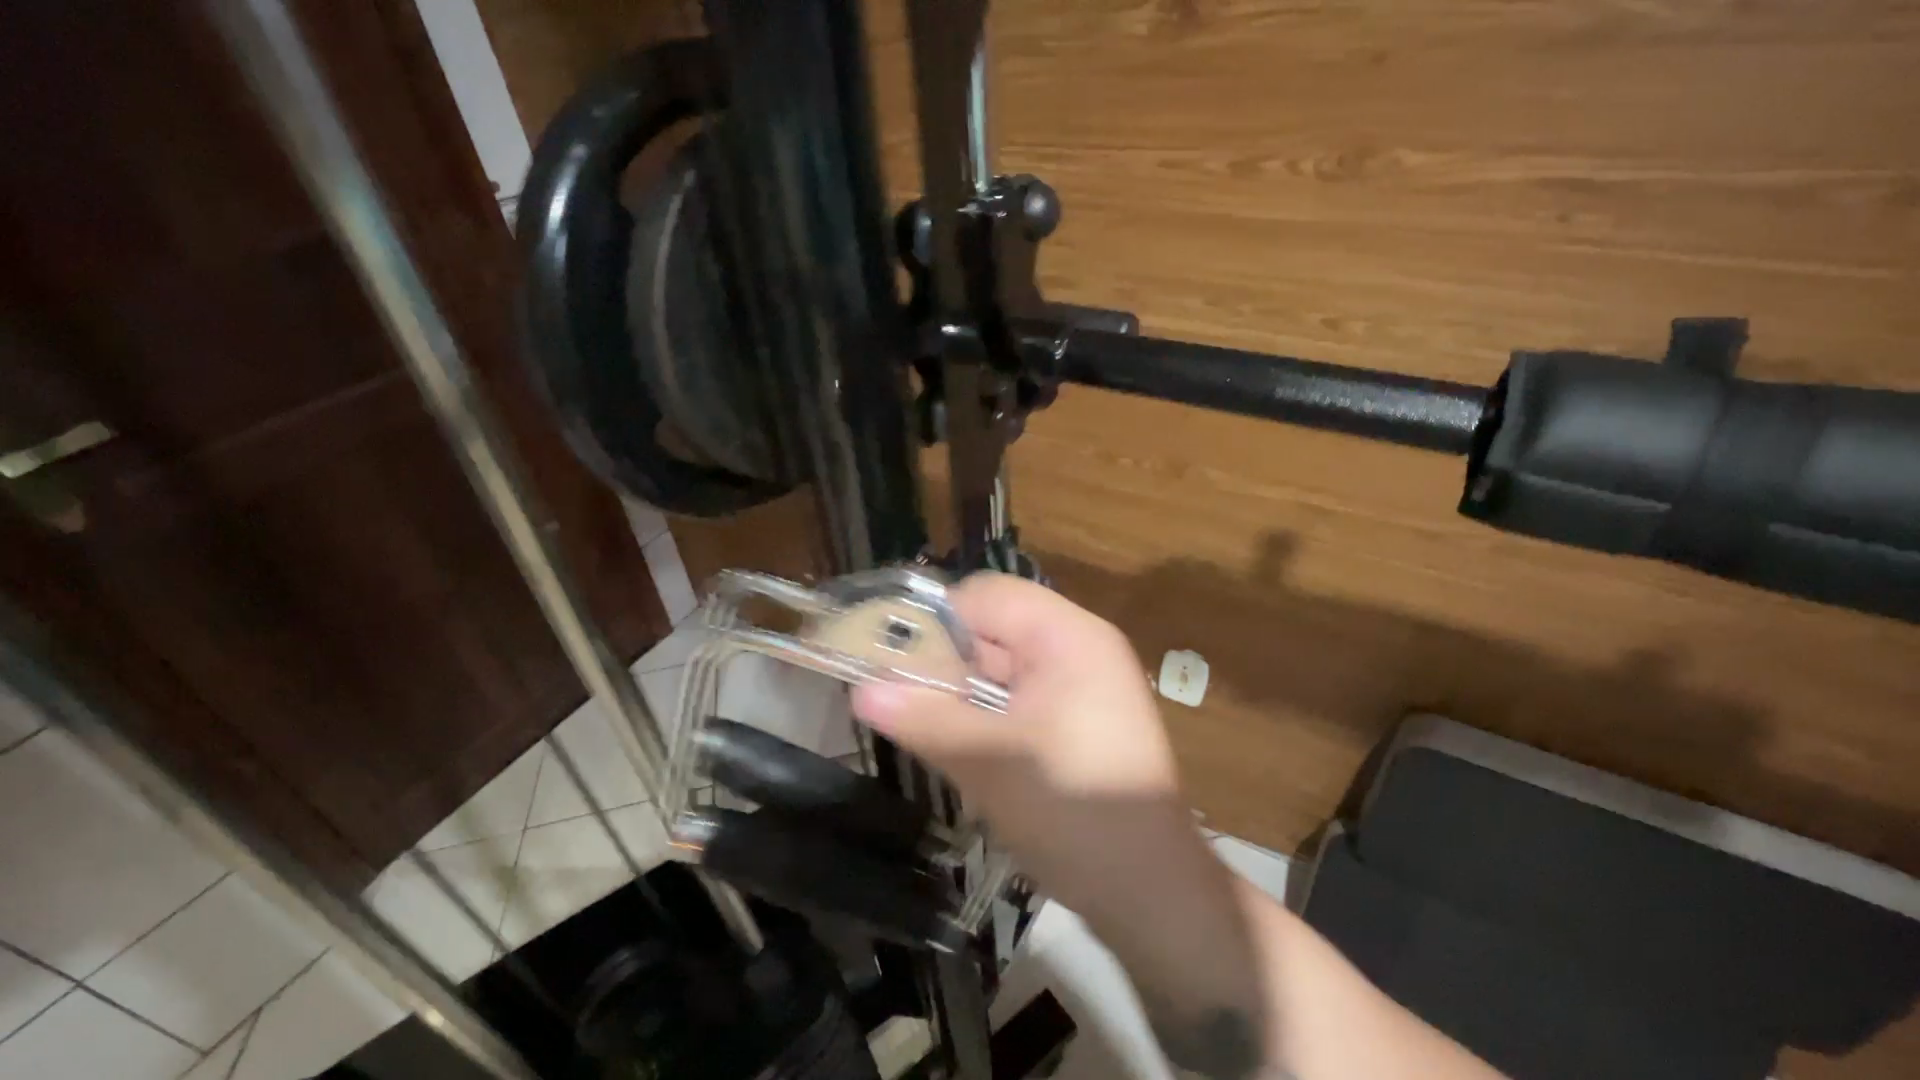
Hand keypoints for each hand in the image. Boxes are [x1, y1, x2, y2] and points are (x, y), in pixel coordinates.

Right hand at [850, 573, 1215, 920]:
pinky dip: (985, 716)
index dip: (932, 621)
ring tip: (914, 725)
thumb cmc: (1075, 814)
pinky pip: (1019, 700)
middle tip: (891, 698)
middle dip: (941, 660)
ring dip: (960, 693)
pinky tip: (956, 747)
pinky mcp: (1080, 724)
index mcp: (1069, 637)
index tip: (885, 663)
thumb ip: (925, 718)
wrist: (1153, 894)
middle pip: (993, 629)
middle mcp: (1080, 649)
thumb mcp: (991, 764)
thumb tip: (859, 689)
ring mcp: (1084, 688)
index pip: (984, 596)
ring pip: (1002, 669)